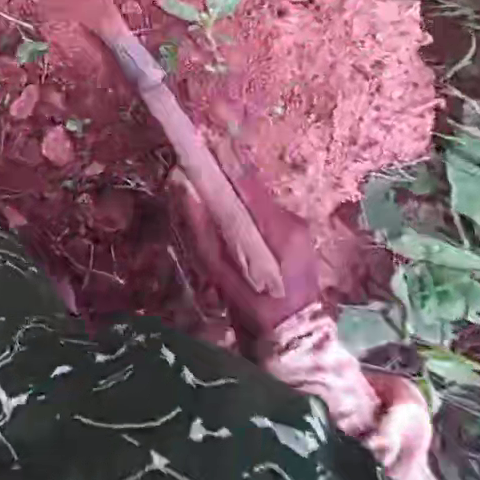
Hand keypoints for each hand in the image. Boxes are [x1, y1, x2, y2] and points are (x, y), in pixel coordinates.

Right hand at [171, 159, 321, 345]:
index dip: (221, 158)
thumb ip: (200, 227)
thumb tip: (181, 185)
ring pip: (255, 196)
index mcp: (276, 228)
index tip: (198, 140)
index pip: (244, 180)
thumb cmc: (252, 308)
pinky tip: (226, 212)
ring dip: (231, 189)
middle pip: (249, 185)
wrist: (295, 339)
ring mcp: (298, 225)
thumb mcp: (218, 270)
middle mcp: (292, 219)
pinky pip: (262, 209)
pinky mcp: (297, 233)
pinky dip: (241, 205)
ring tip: (204, 185)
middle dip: (221, 172)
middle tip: (194, 162)